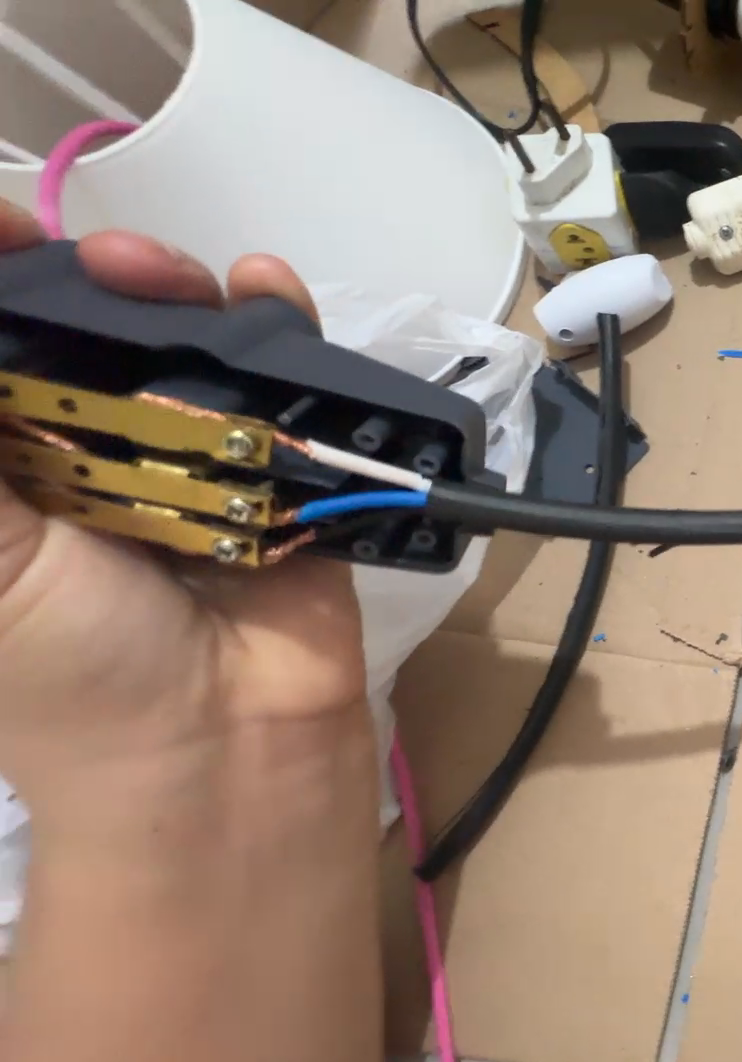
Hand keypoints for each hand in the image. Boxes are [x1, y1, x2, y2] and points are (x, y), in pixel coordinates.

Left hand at [0, 199, 369, 821]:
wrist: (225, 726)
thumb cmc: (58, 657)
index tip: (4, 230)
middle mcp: (81, 438)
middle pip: (76, 325)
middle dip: (85, 275)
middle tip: (114, 264)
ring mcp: (194, 449)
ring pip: (183, 341)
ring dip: (185, 291)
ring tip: (191, 280)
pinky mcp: (286, 466)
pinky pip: (289, 383)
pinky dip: (288, 327)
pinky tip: (276, 288)